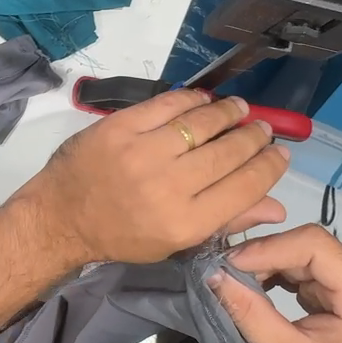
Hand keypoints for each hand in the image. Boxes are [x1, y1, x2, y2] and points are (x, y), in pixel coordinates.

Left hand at [8, 88, 289, 267]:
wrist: (62, 216)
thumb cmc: (122, 235)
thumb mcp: (175, 243)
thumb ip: (226, 222)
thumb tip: (277, 208)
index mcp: (186, 223)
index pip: (245, 187)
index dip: (269, 166)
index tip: (279, 152)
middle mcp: (169, 187)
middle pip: (228, 152)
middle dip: (253, 136)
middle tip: (262, 127)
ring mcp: (143, 153)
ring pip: (202, 123)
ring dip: (228, 112)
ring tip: (239, 108)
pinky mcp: (120, 128)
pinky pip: (168, 104)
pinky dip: (192, 99)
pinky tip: (203, 100)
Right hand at [207, 225, 341, 342]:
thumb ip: (249, 312)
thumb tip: (212, 274)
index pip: (315, 245)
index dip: (270, 247)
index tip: (230, 263)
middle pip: (311, 248)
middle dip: (266, 256)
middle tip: (224, 271)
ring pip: (306, 258)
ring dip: (268, 265)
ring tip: (234, 280)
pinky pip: (307, 274)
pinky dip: (278, 278)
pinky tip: (254, 288)